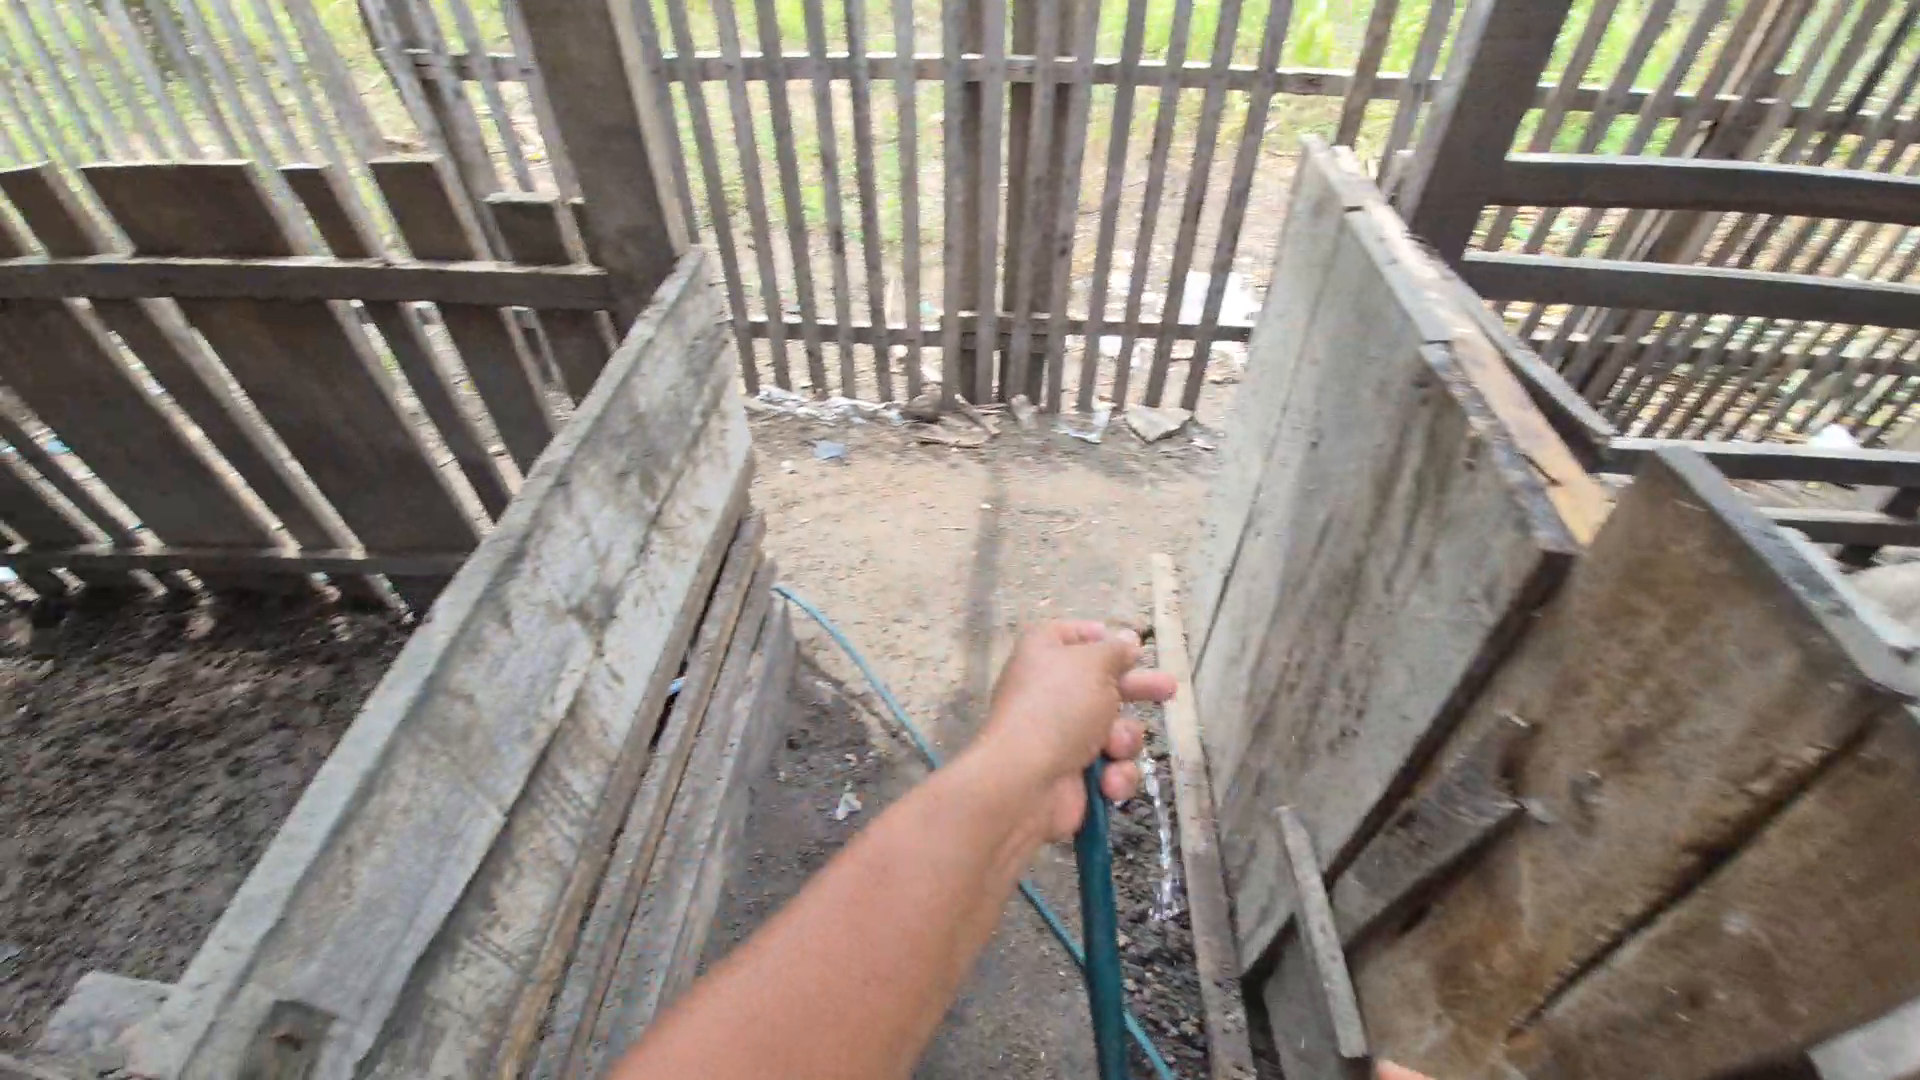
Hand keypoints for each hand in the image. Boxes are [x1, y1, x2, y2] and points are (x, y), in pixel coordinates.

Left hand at [975, 620, 1177, 839]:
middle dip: (1137, 688)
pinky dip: (1114, 774)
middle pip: (1104, 683)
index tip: (1129, 644)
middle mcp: (1051, 691)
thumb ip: (1115, 651)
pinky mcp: (1075, 773)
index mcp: (1043, 653)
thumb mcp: (1092, 665)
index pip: (1071, 635)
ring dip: (1123, 739)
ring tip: (1113, 746)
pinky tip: (1107, 781)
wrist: (1026, 782)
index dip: (1099, 637)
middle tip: (1168, 688)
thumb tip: (1127, 639)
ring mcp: (1062, 734)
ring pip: (1116, 730)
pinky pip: (1112, 767)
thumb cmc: (1057, 708)